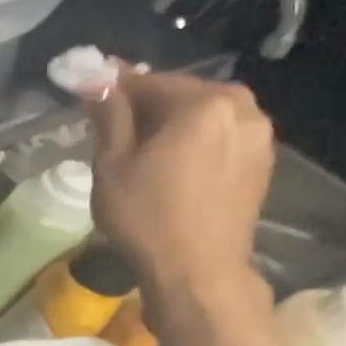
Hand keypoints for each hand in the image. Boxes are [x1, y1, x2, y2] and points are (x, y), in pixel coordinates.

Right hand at [82, 67, 275, 325]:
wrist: (196, 267)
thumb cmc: (144, 214)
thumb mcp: (112, 163)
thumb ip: (109, 115)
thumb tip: (94, 78)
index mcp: (202, 104)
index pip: (148, 81)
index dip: (112, 86)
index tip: (84, 89)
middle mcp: (241, 108)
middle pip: (181, 93)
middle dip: (145, 103)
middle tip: (109, 125)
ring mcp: (258, 134)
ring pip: (203, 113)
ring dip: (170, 121)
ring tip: (137, 146)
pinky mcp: (261, 159)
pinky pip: (220, 133)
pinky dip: (192, 138)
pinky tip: (168, 162)